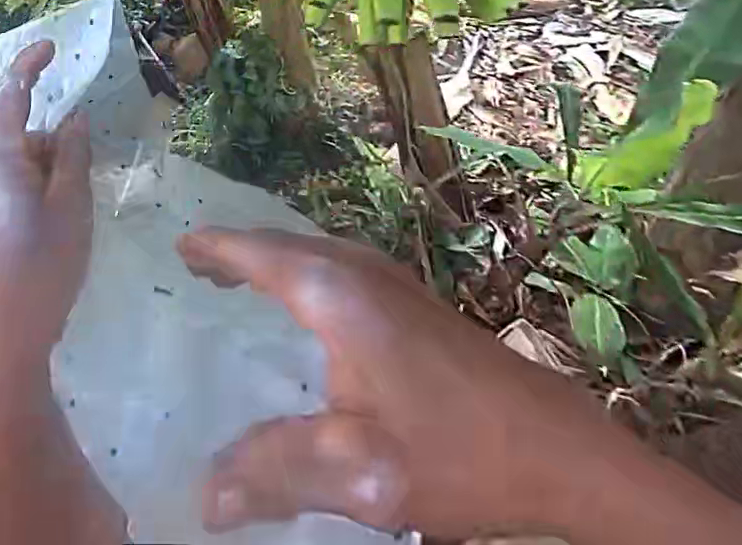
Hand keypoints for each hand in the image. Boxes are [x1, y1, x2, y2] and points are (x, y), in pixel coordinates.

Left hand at [0, 40, 92, 394]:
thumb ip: (72, 154)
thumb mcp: (71, 209)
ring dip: (40, 178)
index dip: (31, 65)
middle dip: (51, 150)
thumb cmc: (40, 271)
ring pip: (10, 168)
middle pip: (18, 139)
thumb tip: (72, 117)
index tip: (51, 47)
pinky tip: (39, 243)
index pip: (12, 95)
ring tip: (64, 228)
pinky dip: (25, 197)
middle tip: (80, 191)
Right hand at [178, 229, 741, 544]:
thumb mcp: (360, 474)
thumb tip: (205, 500)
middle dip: (233, 249)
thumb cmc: (456, 453)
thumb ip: (276, 474)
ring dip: (265, 257)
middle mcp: (354, 268)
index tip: (178, 246)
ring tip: (230, 277)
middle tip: (194, 266)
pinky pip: (329, 262)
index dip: (213, 247)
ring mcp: (386, 276)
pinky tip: (297, 300)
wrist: (563, 451)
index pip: (254, 252)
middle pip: (277, 242)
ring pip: (305, 249)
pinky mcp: (406, 293)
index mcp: (333, 292)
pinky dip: (296, 267)